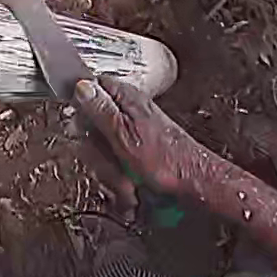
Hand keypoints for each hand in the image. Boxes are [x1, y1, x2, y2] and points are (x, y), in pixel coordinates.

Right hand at [72, 76, 219, 198]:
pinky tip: (130, 190)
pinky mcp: (136, 155)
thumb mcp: (124, 134)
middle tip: (111, 163)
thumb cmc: (167, 161)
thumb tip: (81, 86)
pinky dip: (120, 181)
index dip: (82, 110)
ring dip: (110, 173)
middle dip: (98, 153)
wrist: (195, 186)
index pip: (92, 89)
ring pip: (102, 150)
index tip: (83, 130)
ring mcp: (132, 135)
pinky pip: (115, 165)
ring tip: (127, 183)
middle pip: (92, 125)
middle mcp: (128, 113)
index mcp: (126, 99)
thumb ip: (100, 109)